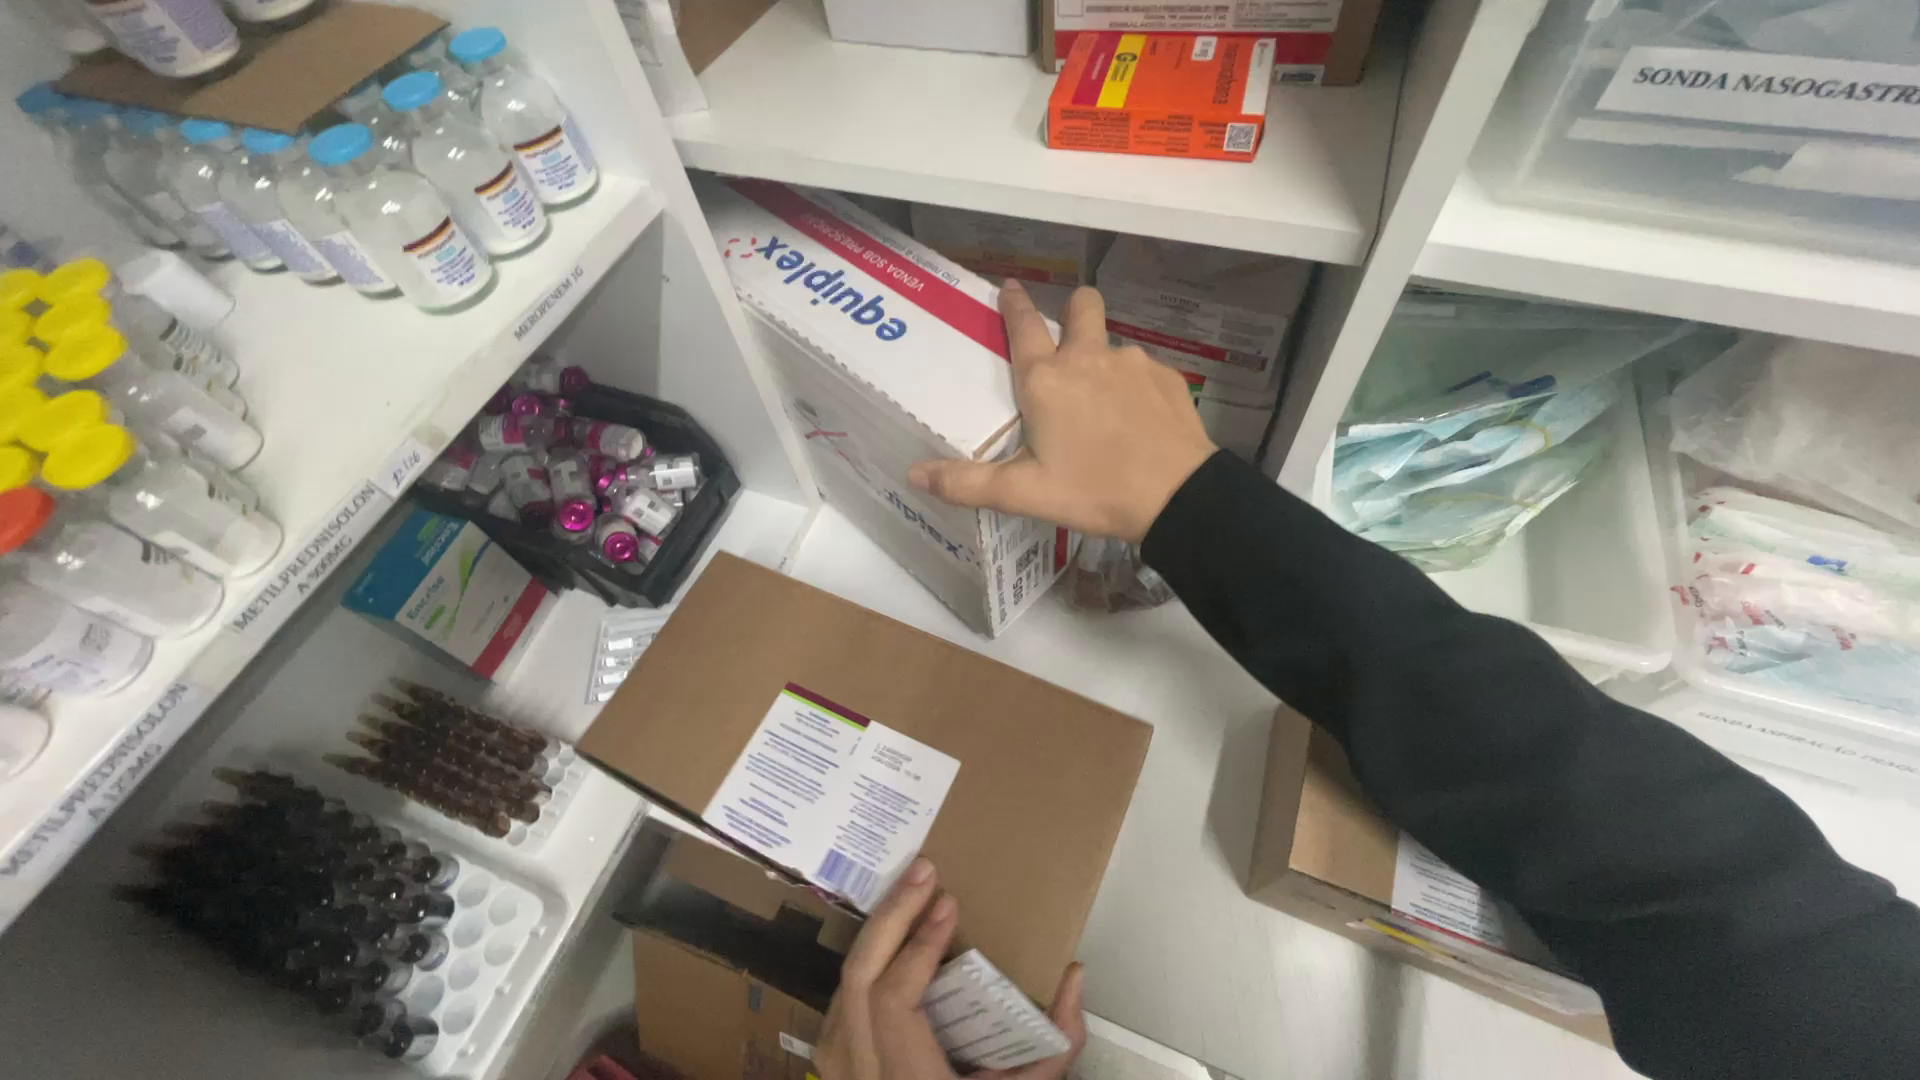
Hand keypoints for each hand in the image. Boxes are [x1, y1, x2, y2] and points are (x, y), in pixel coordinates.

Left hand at [814, 857, 1088, 1079]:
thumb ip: (1058, 1044)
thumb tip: (1074, 976)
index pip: (893, 1000)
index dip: (917, 947)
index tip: (947, 903)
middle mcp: (862, 1079)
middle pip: (857, 979)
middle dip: (891, 916)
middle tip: (923, 872)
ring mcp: (841, 1076)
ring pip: (840, 988)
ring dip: (876, 934)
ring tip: (910, 895)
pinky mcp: (836, 1072)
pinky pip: (838, 1005)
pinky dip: (866, 963)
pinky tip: (891, 938)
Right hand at [907, 281, 1216, 544]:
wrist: (1178, 498)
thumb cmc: (1094, 491)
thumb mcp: (1025, 493)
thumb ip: (967, 483)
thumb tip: (914, 475)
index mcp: (1046, 381)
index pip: (1023, 325)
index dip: (1012, 304)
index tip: (1008, 288)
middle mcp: (1088, 358)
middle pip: (1081, 306)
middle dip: (1072, 310)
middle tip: (1068, 339)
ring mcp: (1133, 363)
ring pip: (1112, 344)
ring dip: (1103, 361)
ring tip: (1104, 406)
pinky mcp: (1167, 378)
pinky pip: (1143, 371)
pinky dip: (1135, 388)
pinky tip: (1137, 423)